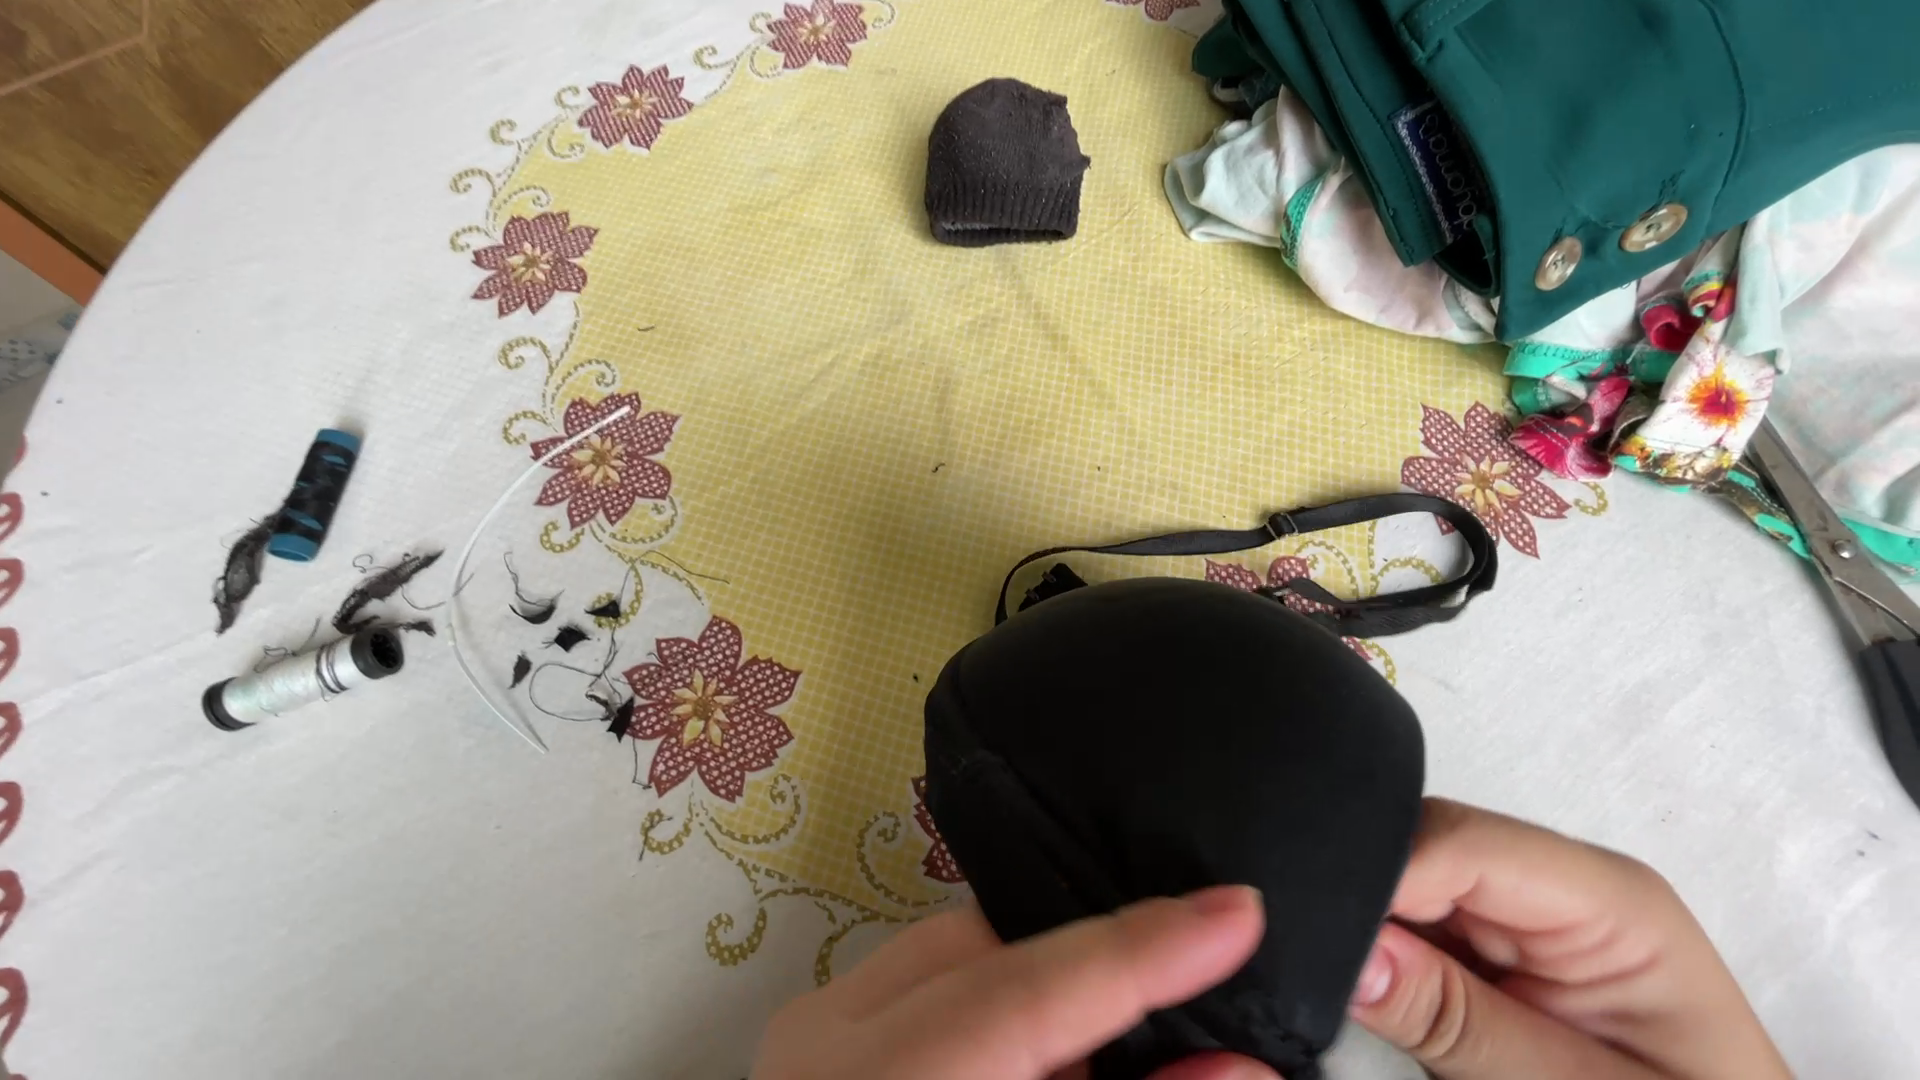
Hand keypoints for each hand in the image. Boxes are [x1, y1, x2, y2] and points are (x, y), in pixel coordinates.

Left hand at [752, 886, 1278, 1079]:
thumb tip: (1246, 1066)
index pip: (1020, 993)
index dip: (1136, 950)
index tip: (1238, 909)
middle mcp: (830, 1040)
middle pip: (986, 955)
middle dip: (1091, 965)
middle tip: (1186, 978)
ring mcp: (814, 1026)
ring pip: (959, 953)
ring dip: (1044, 985)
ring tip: (1110, 1026)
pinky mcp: (817, 1026)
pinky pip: (930, 975)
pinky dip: (998, 999)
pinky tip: (1038, 1041)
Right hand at [1348, 799, 1791, 1078]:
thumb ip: (1462, 1023)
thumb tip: (1351, 956)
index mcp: (1605, 899)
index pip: (1461, 840)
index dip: (1382, 873)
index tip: (1321, 930)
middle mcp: (1552, 884)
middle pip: (1420, 845)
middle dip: (1360, 894)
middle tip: (1316, 956)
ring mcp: (1514, 912)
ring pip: (1399, 879)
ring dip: (1360, 924)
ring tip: (1332, 971)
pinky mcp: (1483, 944)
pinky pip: (1403, 921)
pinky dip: (1370, 947)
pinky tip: (1356, 975)